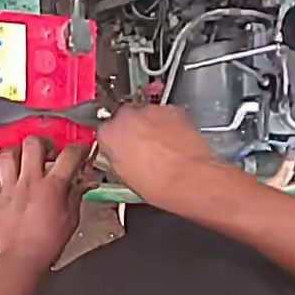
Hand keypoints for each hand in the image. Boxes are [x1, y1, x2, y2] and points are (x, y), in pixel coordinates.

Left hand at [0, 137, 90, 273]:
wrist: (24, 259)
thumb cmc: (47, 243)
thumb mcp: (72, 218)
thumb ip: (77, 195)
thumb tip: (84, 182)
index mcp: (52, 187)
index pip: (69, 156)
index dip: (79, 149)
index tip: (80, 151)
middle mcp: (28, 183)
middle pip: (33, 144)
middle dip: (43, 143)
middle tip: (47, 152)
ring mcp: (8, 188)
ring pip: (6, 154)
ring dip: (16, 153)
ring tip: (22, 159)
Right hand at [97, 104, 231, 207]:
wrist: (190, 179)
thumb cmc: (157, 184)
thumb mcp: (124, 177)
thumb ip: (117, 158)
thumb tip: (121, 155)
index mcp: (109, 134)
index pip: (104, 131)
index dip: (114, 143)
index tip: (120, 151)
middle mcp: (127, 116)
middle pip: (125, 119)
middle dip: (132, 131)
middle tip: (141, 150)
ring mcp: (152, 111)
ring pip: (146, 116)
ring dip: (151, 127)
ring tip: (161, 149)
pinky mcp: (174, 110)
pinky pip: (166, 116)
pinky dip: (169, 126)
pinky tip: (174, 143)